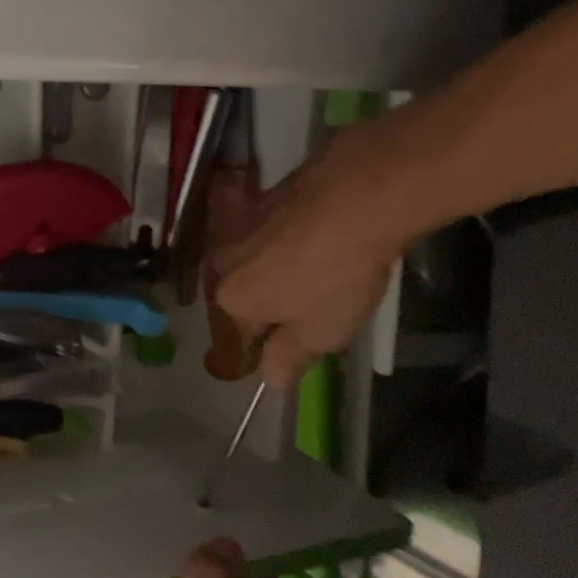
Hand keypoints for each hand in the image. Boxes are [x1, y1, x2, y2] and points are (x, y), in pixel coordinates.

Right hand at [212, 123, 421, 386]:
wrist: (354, 199)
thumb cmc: (335, 277)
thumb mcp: (321, 334)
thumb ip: (289, 358)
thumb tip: (269, 378)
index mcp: (231, 300)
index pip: (242, 334)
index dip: (272, 343)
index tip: (302, 342)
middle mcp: (223, 262)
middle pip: (244, 292)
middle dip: (269, 301)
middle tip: (313, 306)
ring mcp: (239, 226)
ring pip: (256, 259)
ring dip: (279, 268)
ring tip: (321, 271)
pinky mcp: (261, 198)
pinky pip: (271, 231)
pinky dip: (288, 238)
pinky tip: (323, 238)